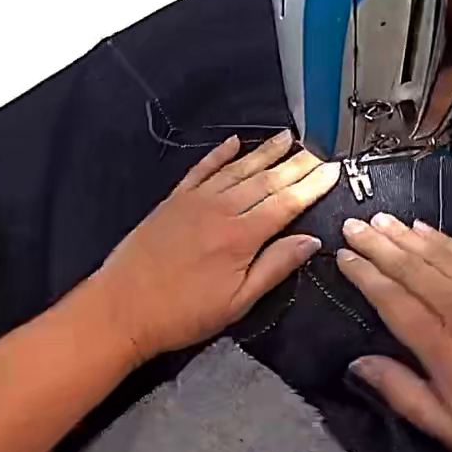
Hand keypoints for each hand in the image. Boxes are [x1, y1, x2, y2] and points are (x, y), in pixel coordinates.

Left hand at [84, 132, 338, 362]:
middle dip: (297, 164)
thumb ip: (275, 267)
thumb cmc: (182, 314)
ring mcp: (195, 200)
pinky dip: (219, 154)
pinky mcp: (174, 200)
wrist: (119, 310)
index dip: (312, 185)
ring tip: (288, 137)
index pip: (287, 203)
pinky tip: (234, 142)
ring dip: (265, 152)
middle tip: (319, 149)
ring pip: (238, 169)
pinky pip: (201, 169)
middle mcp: (221, 209)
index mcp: (241, 236)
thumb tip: (311, 241)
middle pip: (267, 180)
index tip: (332, 170)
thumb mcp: (237, 303)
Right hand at [336, 213, 451, 451]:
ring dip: (405, 236)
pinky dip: (442, 240)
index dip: (365, 275)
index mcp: (445, 349)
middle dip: (378, 245)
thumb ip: (405, 395)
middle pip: (412, 268)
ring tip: (381, 221)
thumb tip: (359, 364)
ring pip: (438, 255)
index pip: (392, 300)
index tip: (343, 256)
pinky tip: (427, 231)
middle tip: (353, 225)